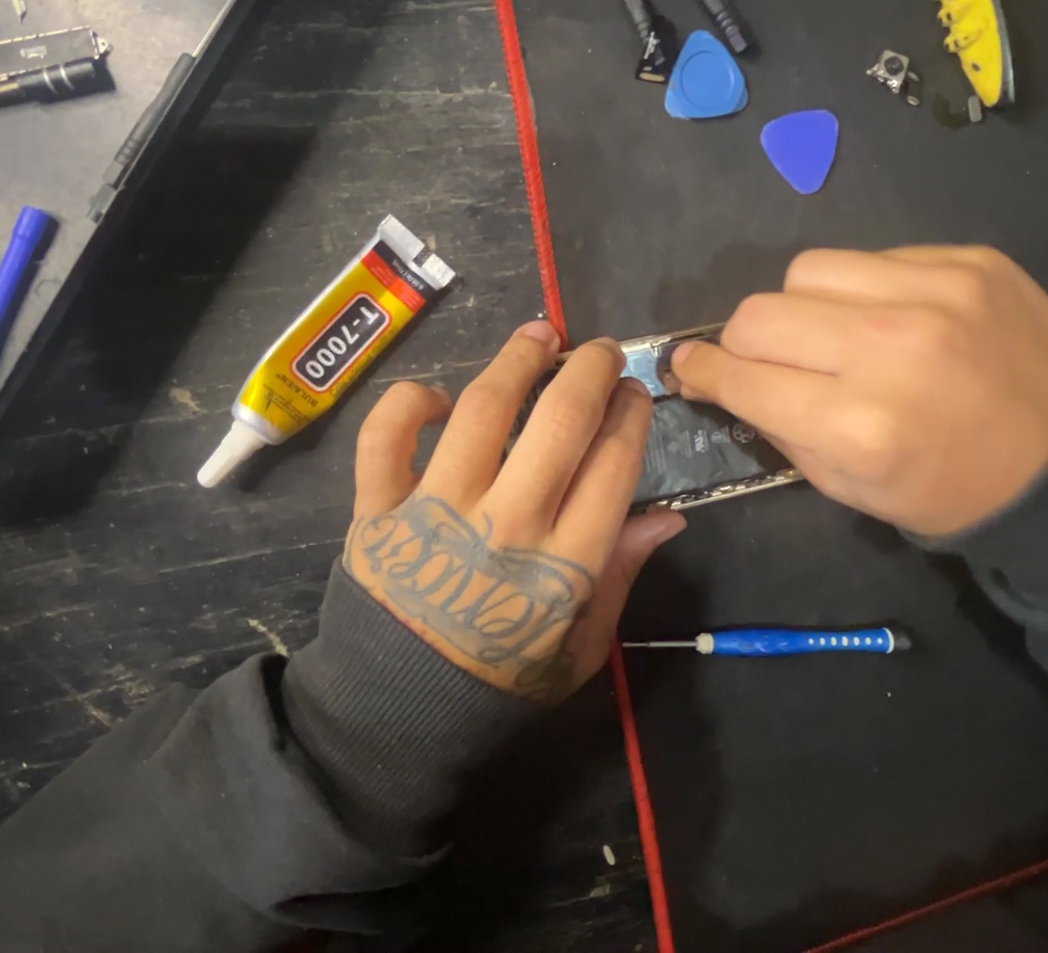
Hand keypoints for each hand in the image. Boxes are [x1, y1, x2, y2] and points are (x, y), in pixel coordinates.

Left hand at [343, 321, 685, 701]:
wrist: (399, 713)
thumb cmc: (503, 681)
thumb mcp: (583, 646)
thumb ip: (622, 575)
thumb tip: (669, 515)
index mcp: (566, 564)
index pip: (613, 464)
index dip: (631, 415)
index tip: (635, 392)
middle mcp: (507, 524)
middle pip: (560, 421)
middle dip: (591, 371)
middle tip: (601, 351)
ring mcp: (437, 510)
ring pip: (483, 409)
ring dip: (518, 361)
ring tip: (540, 334)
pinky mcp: (378, 508)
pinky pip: (387, 435)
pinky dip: (411, 403)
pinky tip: (440, 398)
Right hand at [671, 246, 1047, 536]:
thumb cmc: (946, 489)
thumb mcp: (849, 487)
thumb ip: (779, 427)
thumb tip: (727, 376)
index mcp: (858, 426)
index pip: (742, 377)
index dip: (701, 370)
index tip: (687, 365)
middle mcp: (890, 350)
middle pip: (761, 313)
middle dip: (743, 341)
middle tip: (763, 359)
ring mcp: (935, 295)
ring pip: (806, 271)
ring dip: (800, 307)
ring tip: (831, 334)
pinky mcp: (969, 260)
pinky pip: (870, 258)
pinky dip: (859, 289)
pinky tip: (888, 318)